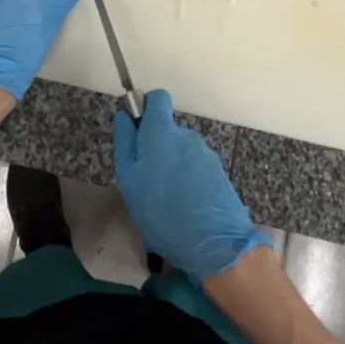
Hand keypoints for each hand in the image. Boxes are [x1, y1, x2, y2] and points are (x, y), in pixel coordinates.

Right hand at [114, 90, 272, 281]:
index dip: (145, 108)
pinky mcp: (219, 174)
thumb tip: (125, 116)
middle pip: (167, 131)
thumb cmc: (162, 212)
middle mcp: (186, 136)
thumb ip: (126, 143)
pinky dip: (188, 181)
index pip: (158, 98)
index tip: (137, 130)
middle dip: (155, 149)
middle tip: (146, 181)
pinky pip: (196, 169)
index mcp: (162, 132)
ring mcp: (206, 155)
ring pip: (181, 152)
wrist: (217, 245)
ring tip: (166, 202)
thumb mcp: (129, 180)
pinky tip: (185, 209)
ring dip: (172, 168)